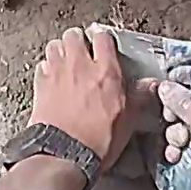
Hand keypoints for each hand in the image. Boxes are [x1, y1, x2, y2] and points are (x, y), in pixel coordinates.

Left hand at [29, 27, 138, 165]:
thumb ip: (137, 98)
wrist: (63, 154)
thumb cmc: (96, 141)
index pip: (103, 38)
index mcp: (106, 72)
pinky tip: (52, 79)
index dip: (103, 41)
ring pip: (54, 45)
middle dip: (77, 41)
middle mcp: (80, 67)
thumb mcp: (127, 121)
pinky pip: (41, 66)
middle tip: (82, 53)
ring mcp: (57, 74)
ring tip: (65, 63)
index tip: (103, 48)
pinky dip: (46, 69)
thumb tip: (150, 86)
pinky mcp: (40, 86)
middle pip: (74, 35)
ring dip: (60, 51)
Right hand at [157, 82, 190, 189]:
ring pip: (190, 124)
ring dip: (178, 134)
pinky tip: (177, 155)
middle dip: (180, 116)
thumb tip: (168, 89)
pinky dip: (180, 148)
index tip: (175, 90)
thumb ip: (187, 105)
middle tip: (175, 121)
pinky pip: (190, 143)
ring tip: (180, 144)